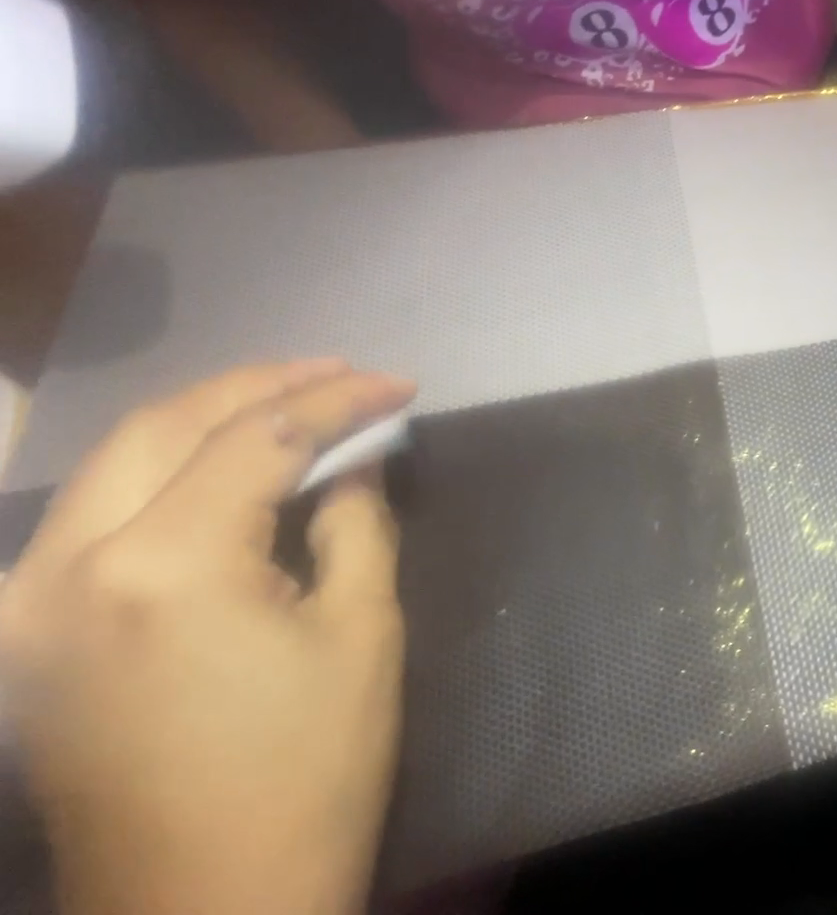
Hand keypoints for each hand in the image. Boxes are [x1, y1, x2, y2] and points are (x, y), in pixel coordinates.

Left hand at [0, 361, 415, 914]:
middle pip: (162, 428)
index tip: (402, 384)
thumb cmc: (311, 760)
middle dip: (262, 386)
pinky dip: (168, 471)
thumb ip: (353, 523)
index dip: (338, 400)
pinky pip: (95, 515)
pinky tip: (225, 465)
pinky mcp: (26, 633)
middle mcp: (64, 567)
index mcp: (163, 566)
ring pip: (113, 463)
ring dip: (209, 418)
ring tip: (292, 399)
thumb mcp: (360, 629)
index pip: (257, 440)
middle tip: (345, 371)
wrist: (210, 894)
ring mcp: (25, 603)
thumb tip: (355, 460)